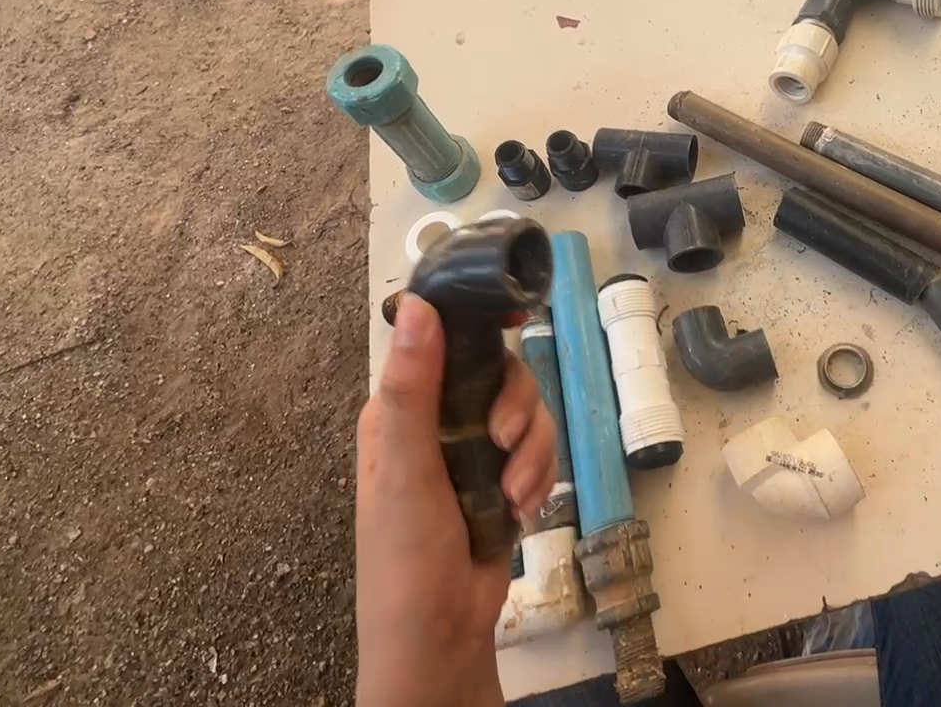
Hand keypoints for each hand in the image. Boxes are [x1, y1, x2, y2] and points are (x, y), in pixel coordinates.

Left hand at [355, 295, 557, 706]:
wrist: (442, 637)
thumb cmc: (407, 555)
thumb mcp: (406, 471)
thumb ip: (412, 390)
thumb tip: (417, 304)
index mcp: (401, 408)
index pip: (441, 338)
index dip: (478, 319)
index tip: (517, 312)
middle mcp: (439, 418)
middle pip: (500, 371)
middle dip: (516, 405)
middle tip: (507, 440)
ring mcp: (474, 447)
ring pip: (528, 410)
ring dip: (532, 452)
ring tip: (515, 495)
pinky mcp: (504, 473)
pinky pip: (540, 448)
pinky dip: (538, 475)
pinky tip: (523, 509)